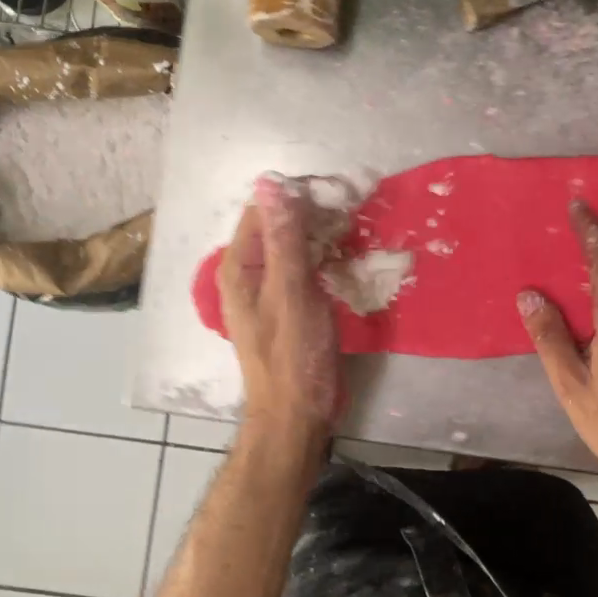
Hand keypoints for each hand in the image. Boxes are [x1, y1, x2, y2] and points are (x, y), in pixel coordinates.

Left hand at [217, 176, 341, 444]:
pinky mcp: (292, 305)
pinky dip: (327, 260)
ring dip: (324, 237)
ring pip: (297, 246)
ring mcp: (271, 290)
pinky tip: (351, 261)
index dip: (298, 197)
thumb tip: (270, 182)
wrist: (297, 414)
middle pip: (280, 225)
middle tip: (354, 213)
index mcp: (240, 265)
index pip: (263, 208)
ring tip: (357, 234)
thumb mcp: (291, 292)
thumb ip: (283, 238)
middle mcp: (250, 272)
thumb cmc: (293, 356)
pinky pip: (307, 269)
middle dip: (315, 216)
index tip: (337, 195)